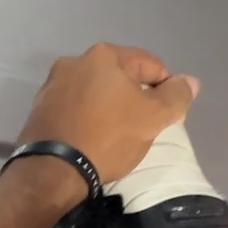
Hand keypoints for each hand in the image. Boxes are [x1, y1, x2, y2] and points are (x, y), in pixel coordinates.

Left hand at [19, 44, 199, 184]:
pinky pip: (73, 110)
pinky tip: (91, 139)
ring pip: (94, 94)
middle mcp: (72, 62)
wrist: (52, 171)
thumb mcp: (152, 118)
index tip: (167, 114)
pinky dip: (86, 119)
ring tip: (116, 135)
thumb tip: (189, 81)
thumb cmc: (107, 138)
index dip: (165, 88)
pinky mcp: (38, 111)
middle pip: (118, 78)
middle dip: (134, 98)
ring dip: (108, 108)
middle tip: (142, 127)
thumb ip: (176, 96)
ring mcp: (51, 87)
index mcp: (102, 56)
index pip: (148, 65)